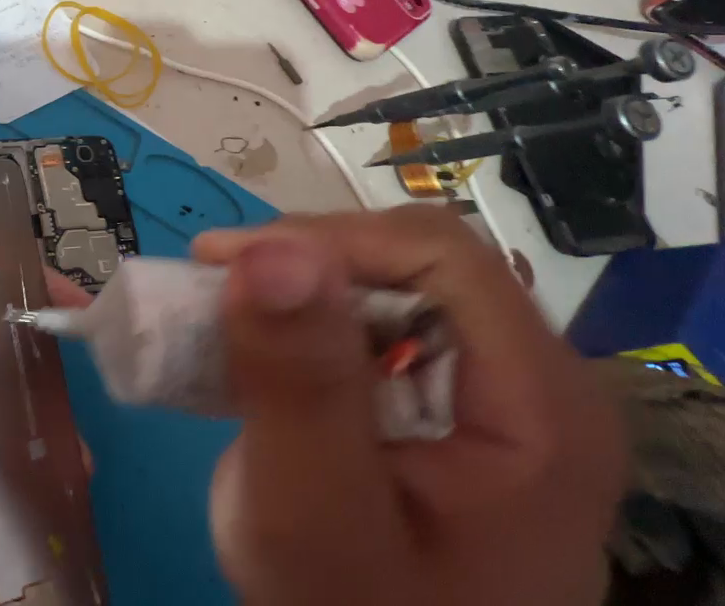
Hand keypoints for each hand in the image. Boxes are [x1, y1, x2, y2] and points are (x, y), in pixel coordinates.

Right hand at [193, 207, 624, 605]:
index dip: (320, 239)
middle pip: (417, 262)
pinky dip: (304, 325)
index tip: (216, 268)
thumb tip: (269, 248)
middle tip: (211, 294)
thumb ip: (298, 383)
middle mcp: (532, 387)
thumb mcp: (311, 508)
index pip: (436, 255)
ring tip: (221, 322)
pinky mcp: (450, 412)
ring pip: (391, 287)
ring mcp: (494, 400)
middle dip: (301, 263)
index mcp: (535, 406)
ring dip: (295, 292)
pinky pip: (378, 328)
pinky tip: (259, 358)